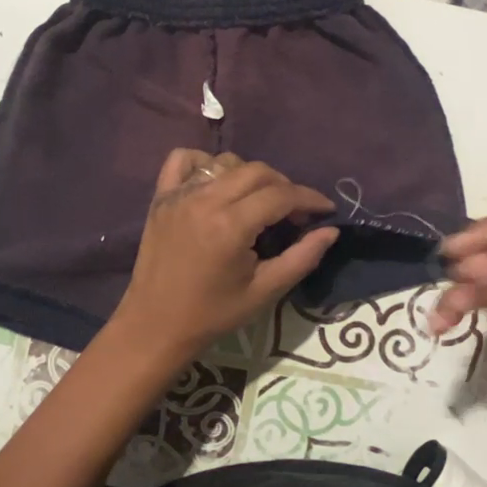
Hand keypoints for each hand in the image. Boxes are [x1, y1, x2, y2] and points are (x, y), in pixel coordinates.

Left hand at [106, 150, 338, 363]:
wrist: (155, 326)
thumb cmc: (213, 314)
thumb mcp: (265, 292)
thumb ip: (301, 258)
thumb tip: (331, 231)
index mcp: (230, 225)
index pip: (281, 195)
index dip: (309, 199)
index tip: (326, 210)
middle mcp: (204, 200)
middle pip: (257, 171)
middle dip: (285, 186)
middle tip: (295, 212)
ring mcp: (179, 195)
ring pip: (226, 163)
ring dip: (250, 176)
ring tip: (258, 203)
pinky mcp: (160, 197)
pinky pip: (183, 160)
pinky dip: (204, 163)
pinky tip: (216, 184)